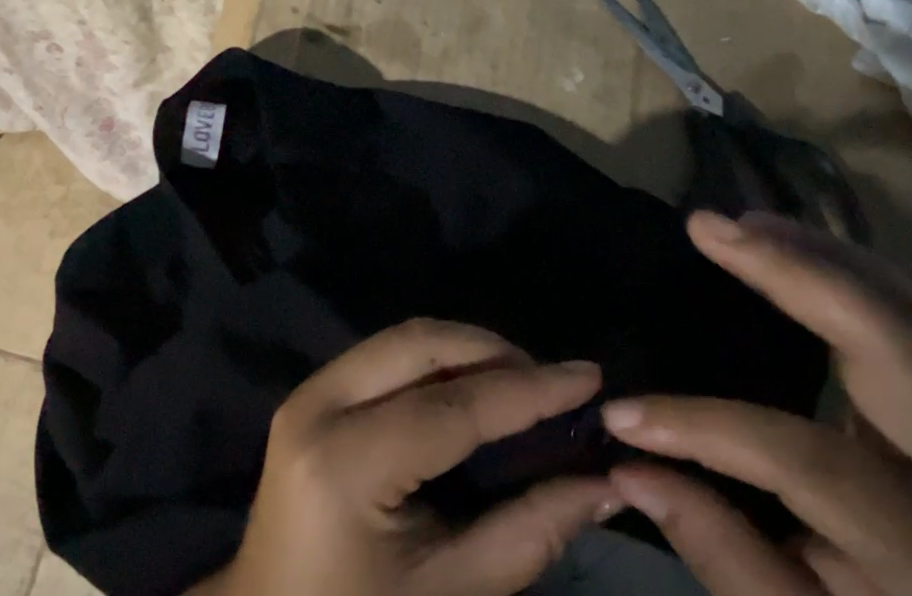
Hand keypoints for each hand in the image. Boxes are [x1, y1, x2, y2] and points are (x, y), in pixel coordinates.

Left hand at [193, 318, 621, 595]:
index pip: (452, 407)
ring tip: (521, 383)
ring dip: (464, 351)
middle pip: (417, 345)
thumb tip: (606, 482)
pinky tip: (472, 389)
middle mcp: (317, 407)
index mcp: (345, 462)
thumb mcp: (452, 589)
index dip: (527, 390)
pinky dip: (434, 363)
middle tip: (553, 382)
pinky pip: (381, 357)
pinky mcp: (307, 397)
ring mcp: (305, 395)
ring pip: (398, 341)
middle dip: (492, 351)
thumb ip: (530, 530)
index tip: (589, 377)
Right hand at [601, 212, 911, 595]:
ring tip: (744, 224)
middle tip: (707, 227)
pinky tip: (795, 250)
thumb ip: (720, 551)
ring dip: (826, 255)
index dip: (704, 429)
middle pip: (897, 346)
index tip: (620, 414)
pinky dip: (854, 270)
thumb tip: (629, 465)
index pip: (805, 460)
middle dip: (798, 274)